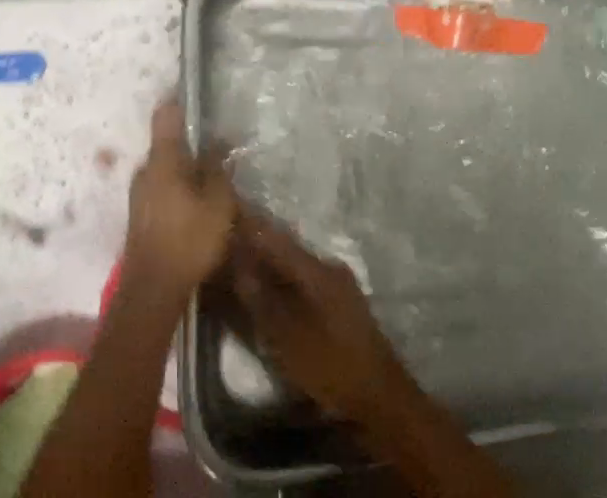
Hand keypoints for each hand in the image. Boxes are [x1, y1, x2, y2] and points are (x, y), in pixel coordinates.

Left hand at [123, 100, 236, 297]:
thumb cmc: (189, 240)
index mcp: (163, 160)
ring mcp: (139, 194)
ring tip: (215, 179)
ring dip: (188, 170)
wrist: (152, 288)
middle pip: (169, 146)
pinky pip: (164, 189)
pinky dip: (181, 189)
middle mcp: (145, 171)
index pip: (166, 116)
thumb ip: (217, 168)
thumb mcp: (217, 203)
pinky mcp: (141, 214)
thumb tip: (218, 140)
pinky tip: (200, 204)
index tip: (194, 90)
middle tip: (220, 147)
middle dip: (193, 144)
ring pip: (167, 170)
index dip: (179, 99)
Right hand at [230, 208, 410, 422]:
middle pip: (286, 247)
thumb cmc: (331, 366)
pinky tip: (267, 287)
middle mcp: (330, 268)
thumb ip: (261, 297)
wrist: (380, 397)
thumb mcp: (287, 336)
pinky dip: (282, 278)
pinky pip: (304, 279)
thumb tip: (237, 263)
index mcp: (317, 270)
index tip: (226, 210)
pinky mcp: (340, 303)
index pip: (276, 237)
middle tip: (226, 237)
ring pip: (295, 264)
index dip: (250, 224)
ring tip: (240, 260)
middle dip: (256, 241)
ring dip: (269, 261)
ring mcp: (338, 285)